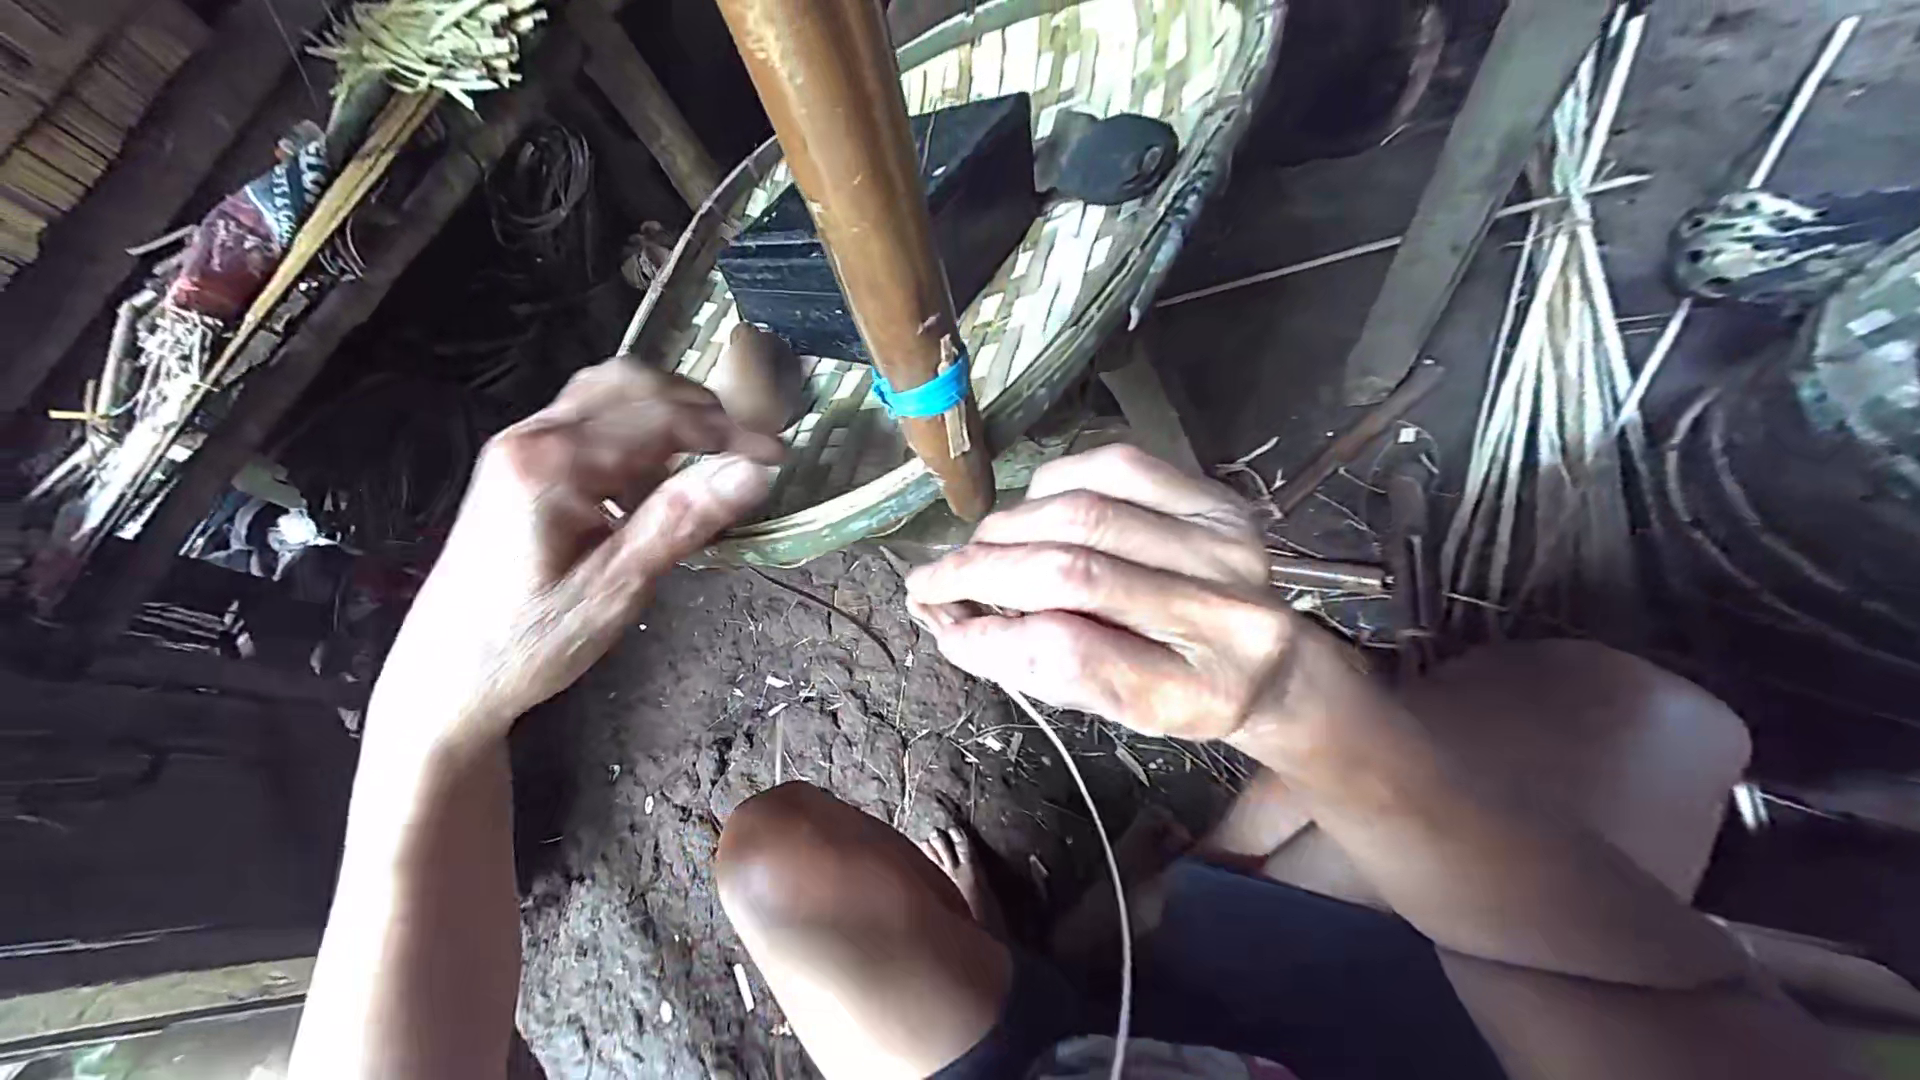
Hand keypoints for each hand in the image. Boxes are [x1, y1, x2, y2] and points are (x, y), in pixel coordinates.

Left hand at [368, 359, 783, 749]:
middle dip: (700, 406)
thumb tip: (754, 471)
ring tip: (712, 450)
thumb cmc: (532, 642)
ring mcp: (522, 444)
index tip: (778, 453)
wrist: (445, 676)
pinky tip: (659, 469)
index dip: (728, 431)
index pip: (660, 419)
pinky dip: (641, 425)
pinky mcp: (524, 462)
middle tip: (746, 446)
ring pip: (609, 391)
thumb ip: (683, 520)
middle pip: (630, 383)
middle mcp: (532, 436)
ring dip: (670, 409)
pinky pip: (592, 417)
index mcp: (552, 464)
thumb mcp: (617, 588)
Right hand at [904, 444, 1305, 742]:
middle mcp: (1221, 611)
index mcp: (1193, 691)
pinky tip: (1033, 510)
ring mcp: (1222, 543)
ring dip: (1007, 529)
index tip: (945, 628)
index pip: (1071, 654)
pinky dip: (1052, 485)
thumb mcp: (1115, 711)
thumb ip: (1038, 670)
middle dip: (980, 571)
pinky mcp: (1214, 498)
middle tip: (934, 581)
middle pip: (1071, 573)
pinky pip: (1113, 465)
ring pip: (1082, 514)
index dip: (990, 638)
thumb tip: (952, 620)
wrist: (1271, 663)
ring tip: (978, 550)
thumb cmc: (1181, 694)